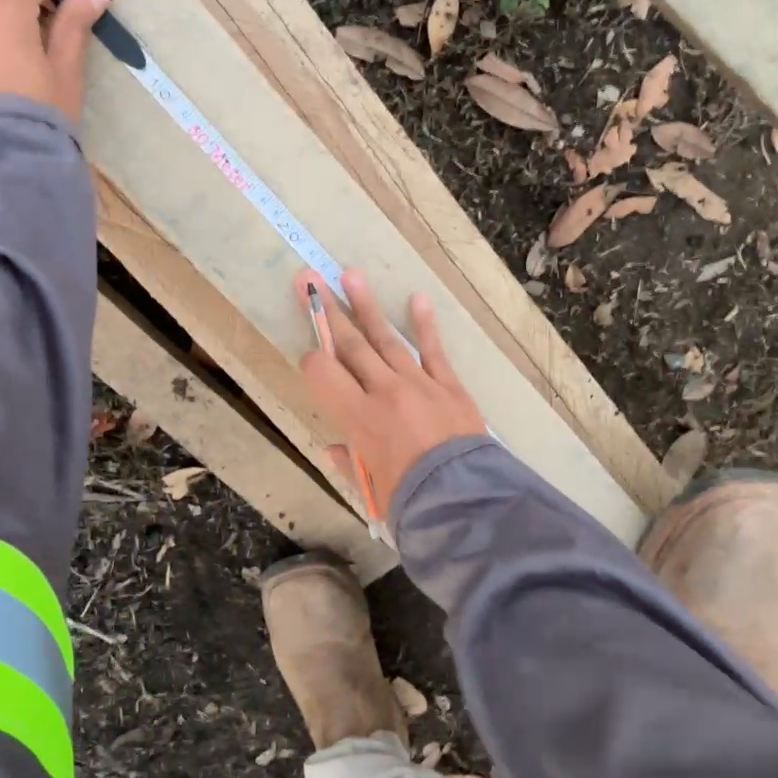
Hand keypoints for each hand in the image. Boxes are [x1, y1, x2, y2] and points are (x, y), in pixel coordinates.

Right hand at [298, 269, 486, 519]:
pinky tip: (417, 298)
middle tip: (309, 279)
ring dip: (367, 306)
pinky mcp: (450, 386)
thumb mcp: (370, 489)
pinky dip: (424, 324)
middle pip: (351, 344)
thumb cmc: (411, 501)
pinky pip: (433, 350)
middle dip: (327, 311)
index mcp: (358, 418)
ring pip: (387, 338)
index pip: (323, 372)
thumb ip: (349, 463)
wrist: (468, 501)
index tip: (309, 356)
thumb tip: (334, 447)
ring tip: (351, 275)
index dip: (311, 360)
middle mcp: (384, 391)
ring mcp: (419, 384)